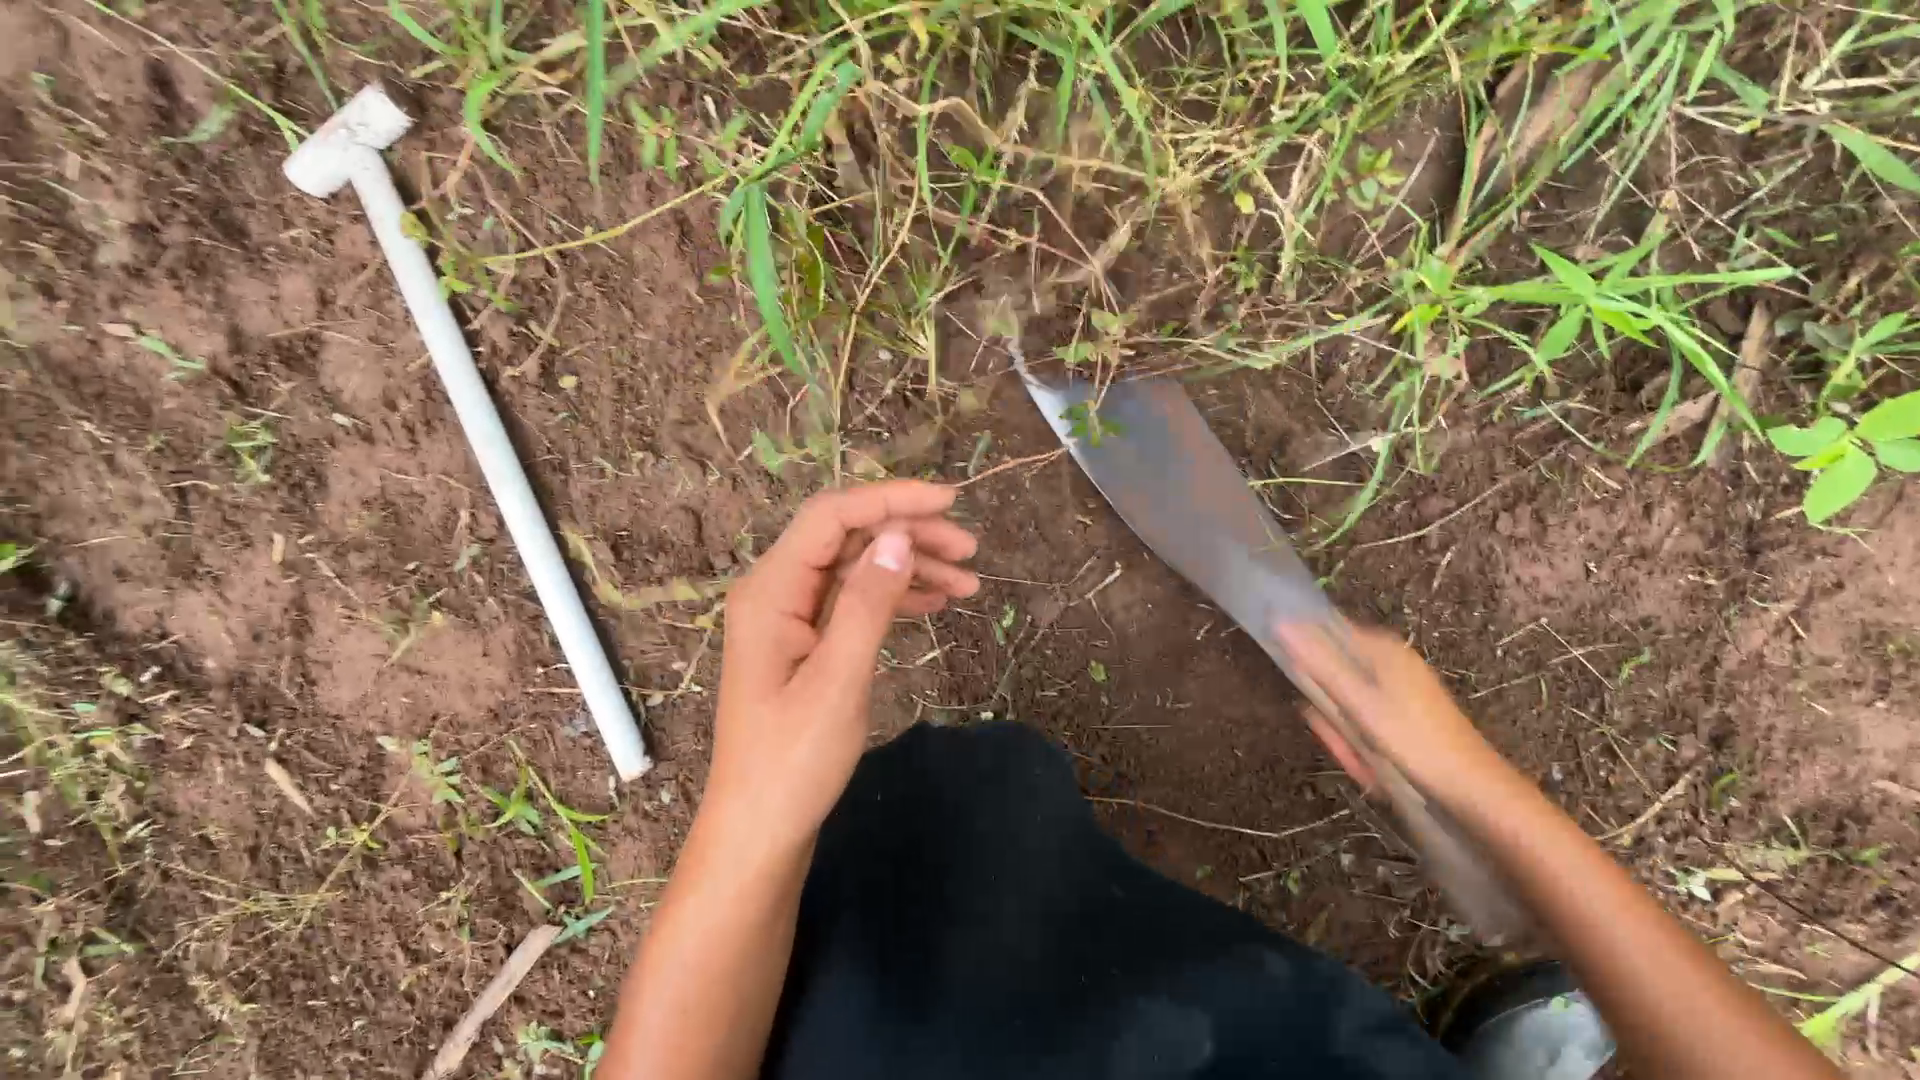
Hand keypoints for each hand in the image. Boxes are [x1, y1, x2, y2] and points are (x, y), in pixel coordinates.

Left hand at [707, 481, 979, 842]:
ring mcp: (790, 618)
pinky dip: (895, 597)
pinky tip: (935, 603)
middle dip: (908, 534)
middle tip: (970, 550)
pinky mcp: (806, 643)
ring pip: (856, 568)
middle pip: (847, 538)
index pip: (832, 517)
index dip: (891, 500)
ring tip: (967, 582)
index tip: (950, 503)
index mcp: (770, 591)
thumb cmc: (793, 762)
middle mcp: (776, 592)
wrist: (761, 829)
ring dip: (909, 567)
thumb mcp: (838, 681)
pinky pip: (854, 602)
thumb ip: (867, 604)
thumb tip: (899, 537)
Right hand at [1275, 622, 1512, 803]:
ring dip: (1349, 736)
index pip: (1326, 635)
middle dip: (1333, 715)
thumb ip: (1319, 663)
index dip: (1309, 664)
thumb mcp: (1358, 702)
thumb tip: (1281, 624)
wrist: (1472, 788)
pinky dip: (1366, 744)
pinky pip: (1369, 722)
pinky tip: (1375, 768)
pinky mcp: (1408, 713)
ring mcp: (1401, 688)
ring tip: (1365, 763)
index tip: (1305, 694)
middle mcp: (1392, 661)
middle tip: (1345, 745)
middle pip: (1337, 677)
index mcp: (1381, 649)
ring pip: (1351, 706)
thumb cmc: (1413, 740)